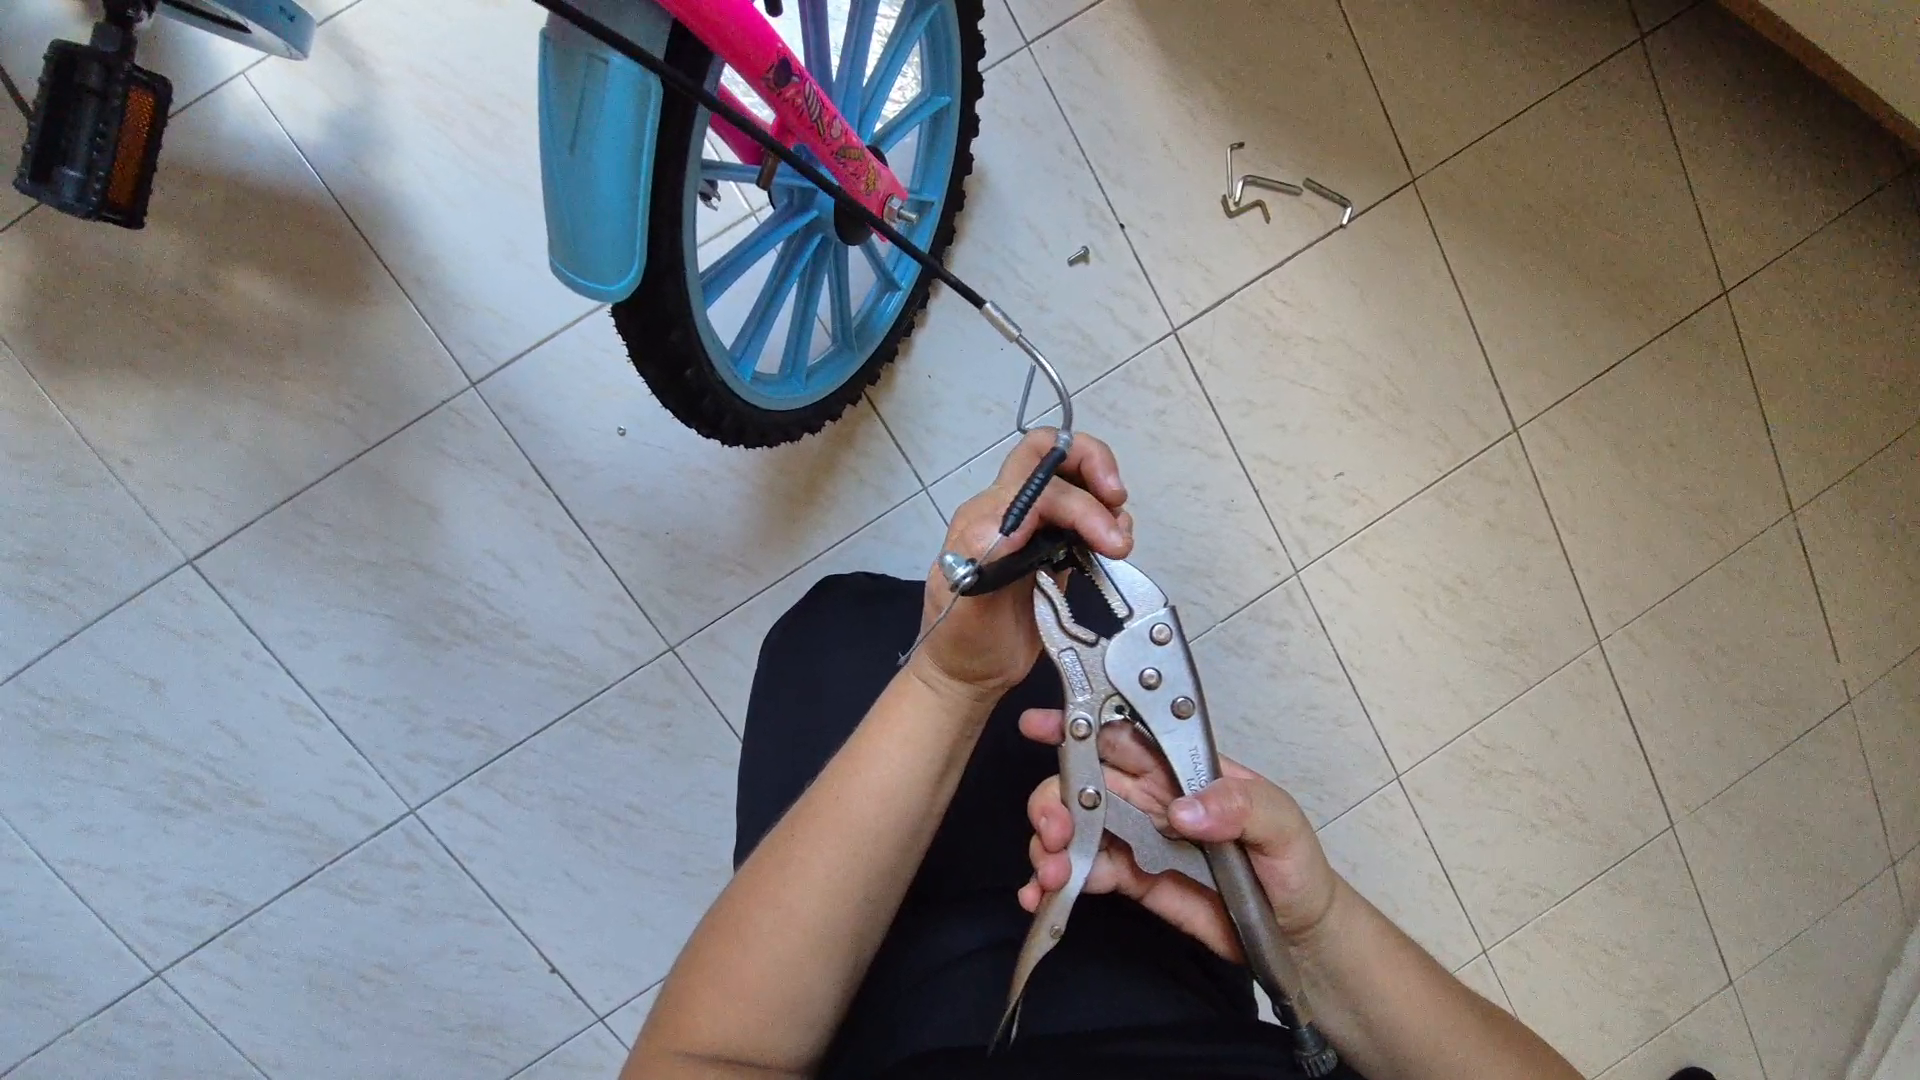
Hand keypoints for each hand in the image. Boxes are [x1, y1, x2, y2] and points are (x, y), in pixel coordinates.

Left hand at [907, 429, 1131, 699]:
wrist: (966, 672)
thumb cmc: (960, 643)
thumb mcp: (963, 608)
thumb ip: (981, 560)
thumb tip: (1015, 521)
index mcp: (981, 522)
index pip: (1033, 486)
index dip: (1074, 502)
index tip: (1103, 538)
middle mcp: (1004, 513)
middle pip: (1048, 453)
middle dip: (1092, 463)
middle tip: (1117, 499)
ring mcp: (1030, 526)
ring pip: (1071, 477)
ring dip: (1104, 495)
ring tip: (1118, 540)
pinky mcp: (1050, 545)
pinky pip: (1082, 511)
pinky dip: (1107, 518)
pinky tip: (1112, 545)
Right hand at [1016, 708, 1340, 959]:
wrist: (1298, 936)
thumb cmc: (1294, 864)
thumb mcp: (1282, 823)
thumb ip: (1239, 807)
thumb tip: (1182, 810)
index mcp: (1178, 768)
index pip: (1120, 736)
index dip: (1077, 726)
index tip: (1040, 727)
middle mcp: (1148, 796)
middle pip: (1083, 781)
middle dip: (1054, 798)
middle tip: (1054, 829)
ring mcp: (1135, 837)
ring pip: (1074, 825)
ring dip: (1050, 843)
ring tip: (1050, 872)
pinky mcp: (1130, 878)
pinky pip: (1084, 871)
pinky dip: (1055, 881)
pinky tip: (1042, 895)